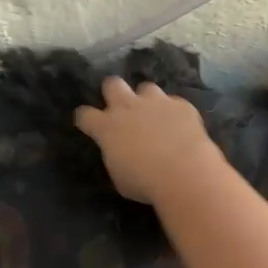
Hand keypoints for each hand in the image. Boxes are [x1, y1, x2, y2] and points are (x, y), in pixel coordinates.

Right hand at [74, 77, 224, 204]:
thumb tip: (119, 153)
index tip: (89, 124)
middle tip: (122, 107)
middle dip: (113, 92)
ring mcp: (156, 102)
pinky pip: (175, 102)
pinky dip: (175, 113)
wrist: (183, 173)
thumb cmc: (145, 182)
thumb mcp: (119, 177)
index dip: (86, 119)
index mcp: (106, 127)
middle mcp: (128, 107)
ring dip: (148, 100)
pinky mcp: (181, 105)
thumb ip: (116, 157)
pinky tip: (182, 126)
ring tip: (156, 116)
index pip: (85, 114)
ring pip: (146, 88)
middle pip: (112, 84)